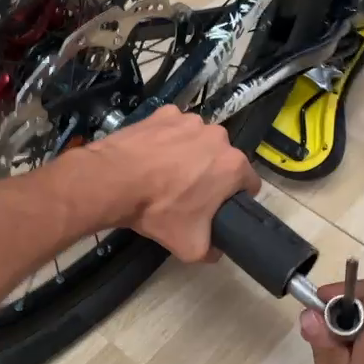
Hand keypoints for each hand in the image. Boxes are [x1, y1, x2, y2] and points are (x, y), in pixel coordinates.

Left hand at [79, 106, 259, 261]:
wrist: (114, 180)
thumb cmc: (159, 210)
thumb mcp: (191, 247)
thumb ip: (212, 250)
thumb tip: (215, 249)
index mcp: (233, 165)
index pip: (249, 183)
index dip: (236, 198)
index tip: (219, 208)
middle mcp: (218, 136)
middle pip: (222, 159)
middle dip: (211, 174)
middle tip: (187, 194)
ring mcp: (190, 120)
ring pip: (198, 141)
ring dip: (190, 154)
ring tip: (164, 174)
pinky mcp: (164, 112)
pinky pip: (173, 128)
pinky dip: (166, 139)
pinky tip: (150, 156)